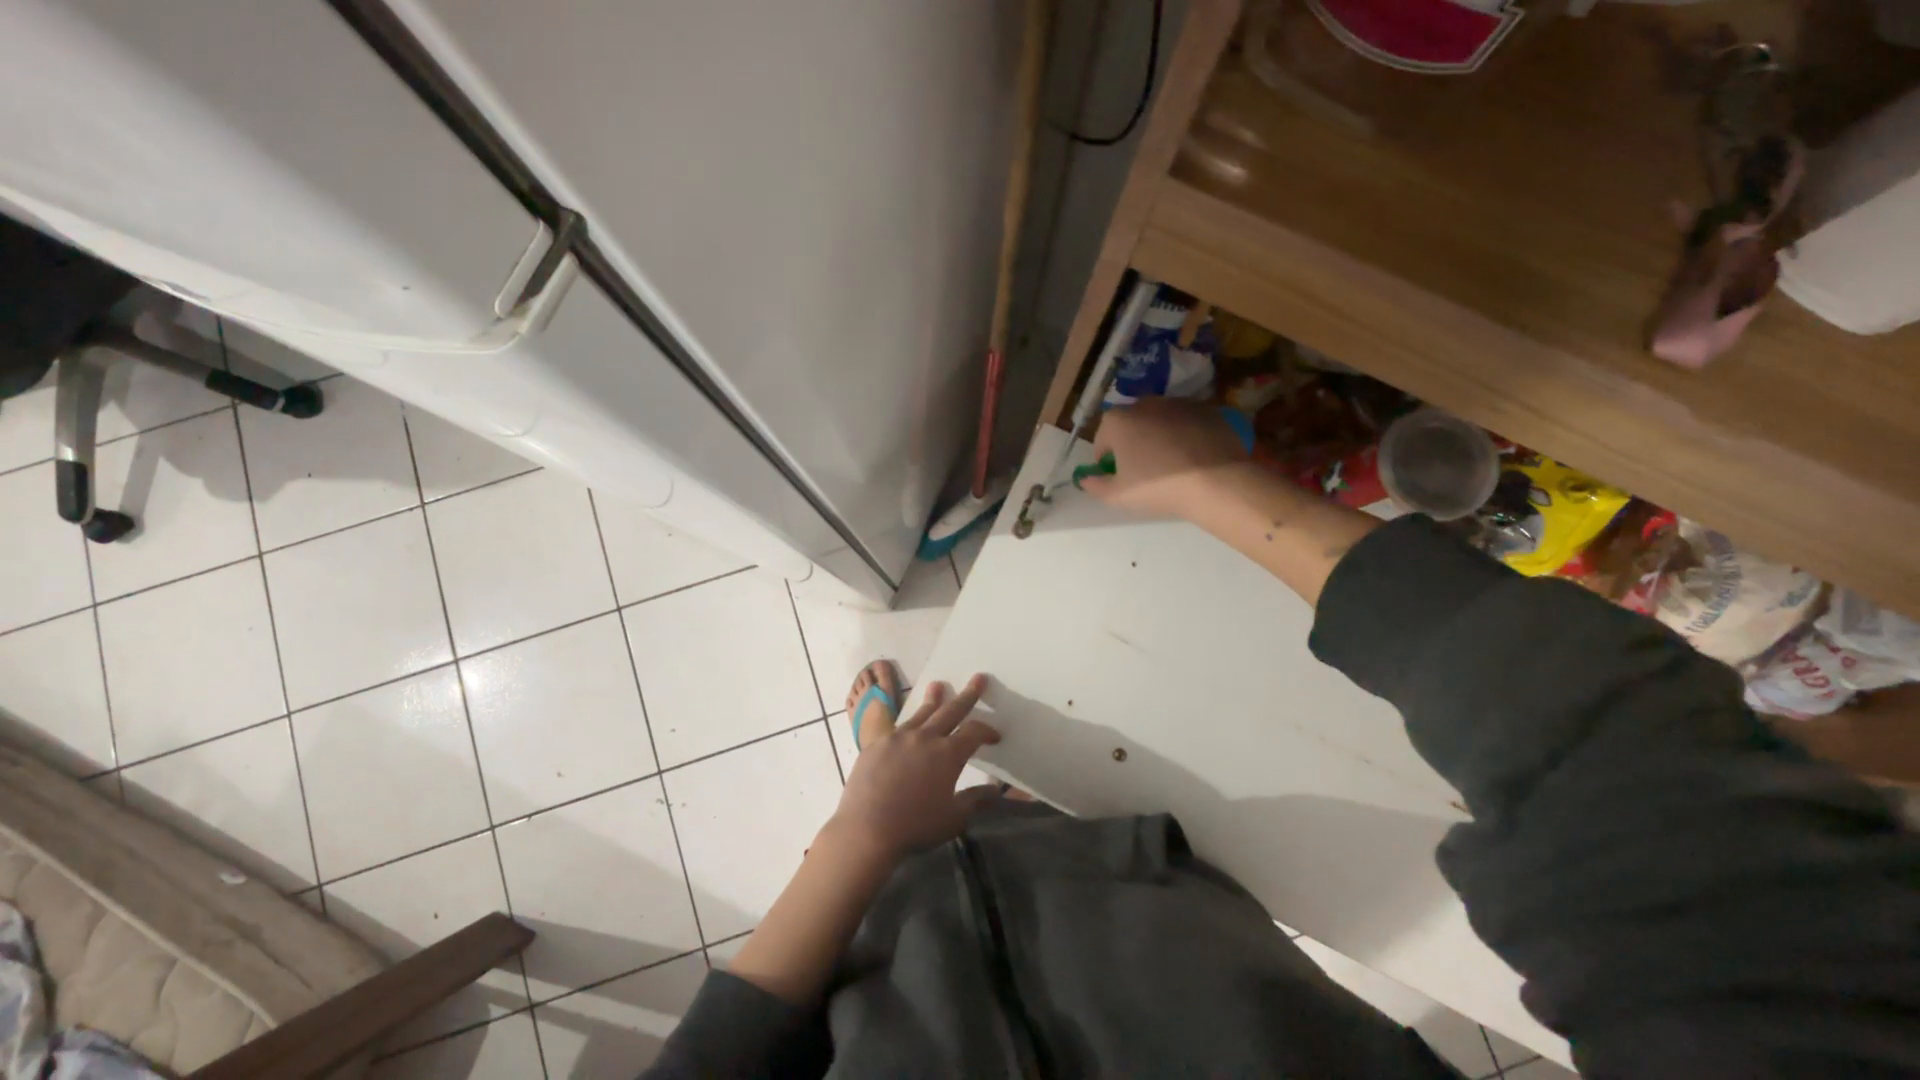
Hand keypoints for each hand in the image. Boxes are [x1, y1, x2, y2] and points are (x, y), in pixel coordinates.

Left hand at [826, 675, 1000, 860]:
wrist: (867, 829)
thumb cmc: (916, 826)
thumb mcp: (954, 818)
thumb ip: (975, 800)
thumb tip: (995, 790)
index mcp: (948, 755)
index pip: (974, 733)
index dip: (987, 731)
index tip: (995, 737)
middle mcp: (924, 738)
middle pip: (950, 710)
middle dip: (967, 695)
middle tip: (978, 678)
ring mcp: (897, 738)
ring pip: (921, 713)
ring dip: (933, 699)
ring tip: (938, 685)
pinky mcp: (875, 744)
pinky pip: (895, 727)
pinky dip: (906, 721)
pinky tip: (905, 723)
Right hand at [1079, 398, 1251, 522]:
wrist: (1215, 482)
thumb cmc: (1158, 487)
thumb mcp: (1118, 496)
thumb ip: (1095, 485)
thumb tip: (1086, 479)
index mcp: (1118, 421)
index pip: (1102, 440)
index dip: (1107, 460)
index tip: (1117, 476)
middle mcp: (1145, 404)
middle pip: (1131, 424)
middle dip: (1132, 442)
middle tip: (1144, 469)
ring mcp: (1178, 403)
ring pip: (1160, 420)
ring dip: (1159, 436)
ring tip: (1172, 463)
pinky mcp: (1206, 409)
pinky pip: (1188, 422)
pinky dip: (1186, 434)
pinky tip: (1194, 457)